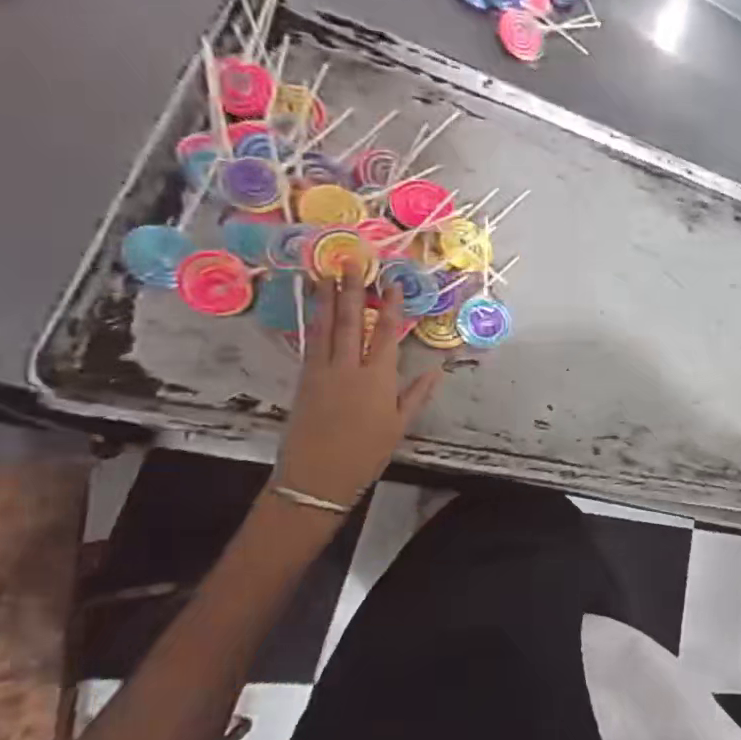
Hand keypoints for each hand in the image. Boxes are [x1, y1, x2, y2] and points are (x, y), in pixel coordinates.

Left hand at [273, 259, 442, 505]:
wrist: (317, 477)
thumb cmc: (365, 455)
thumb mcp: (398, 427)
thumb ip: (416, 395)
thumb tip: (437, 371)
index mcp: (378, 380)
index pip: (385, 334)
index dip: (390, 307)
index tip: (391, 283)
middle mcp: (349, 368)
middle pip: (350, 321)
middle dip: (352, 290)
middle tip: (350, 262)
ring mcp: (322, 371)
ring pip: (325, 327)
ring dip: (326, 298)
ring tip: (326, 273)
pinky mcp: (304, 379)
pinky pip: (310, 343)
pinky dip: (312, 323)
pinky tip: (314, 309)